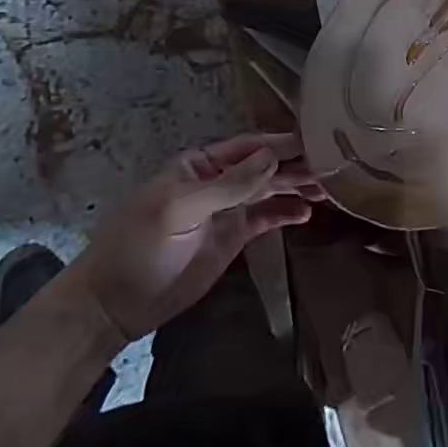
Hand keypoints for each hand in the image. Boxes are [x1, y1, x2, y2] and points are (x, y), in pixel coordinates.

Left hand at [70, 133, 324, 341]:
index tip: (316, 140)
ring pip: (271, 190)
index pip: (250, 145)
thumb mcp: (180, 209)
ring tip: (328, 189)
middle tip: (333, 167)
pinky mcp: (234, 237)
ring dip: (298, 187)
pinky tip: (307, 214)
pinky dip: (287, 213)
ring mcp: (227, 209)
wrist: (114, 306)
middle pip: (266, 166)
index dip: (282, 142)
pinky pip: (267, 218)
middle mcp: (219, 180)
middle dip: (297, 165)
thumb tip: (273, 157)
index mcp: (201, 164)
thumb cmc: (140, 247)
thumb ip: (228, 184)